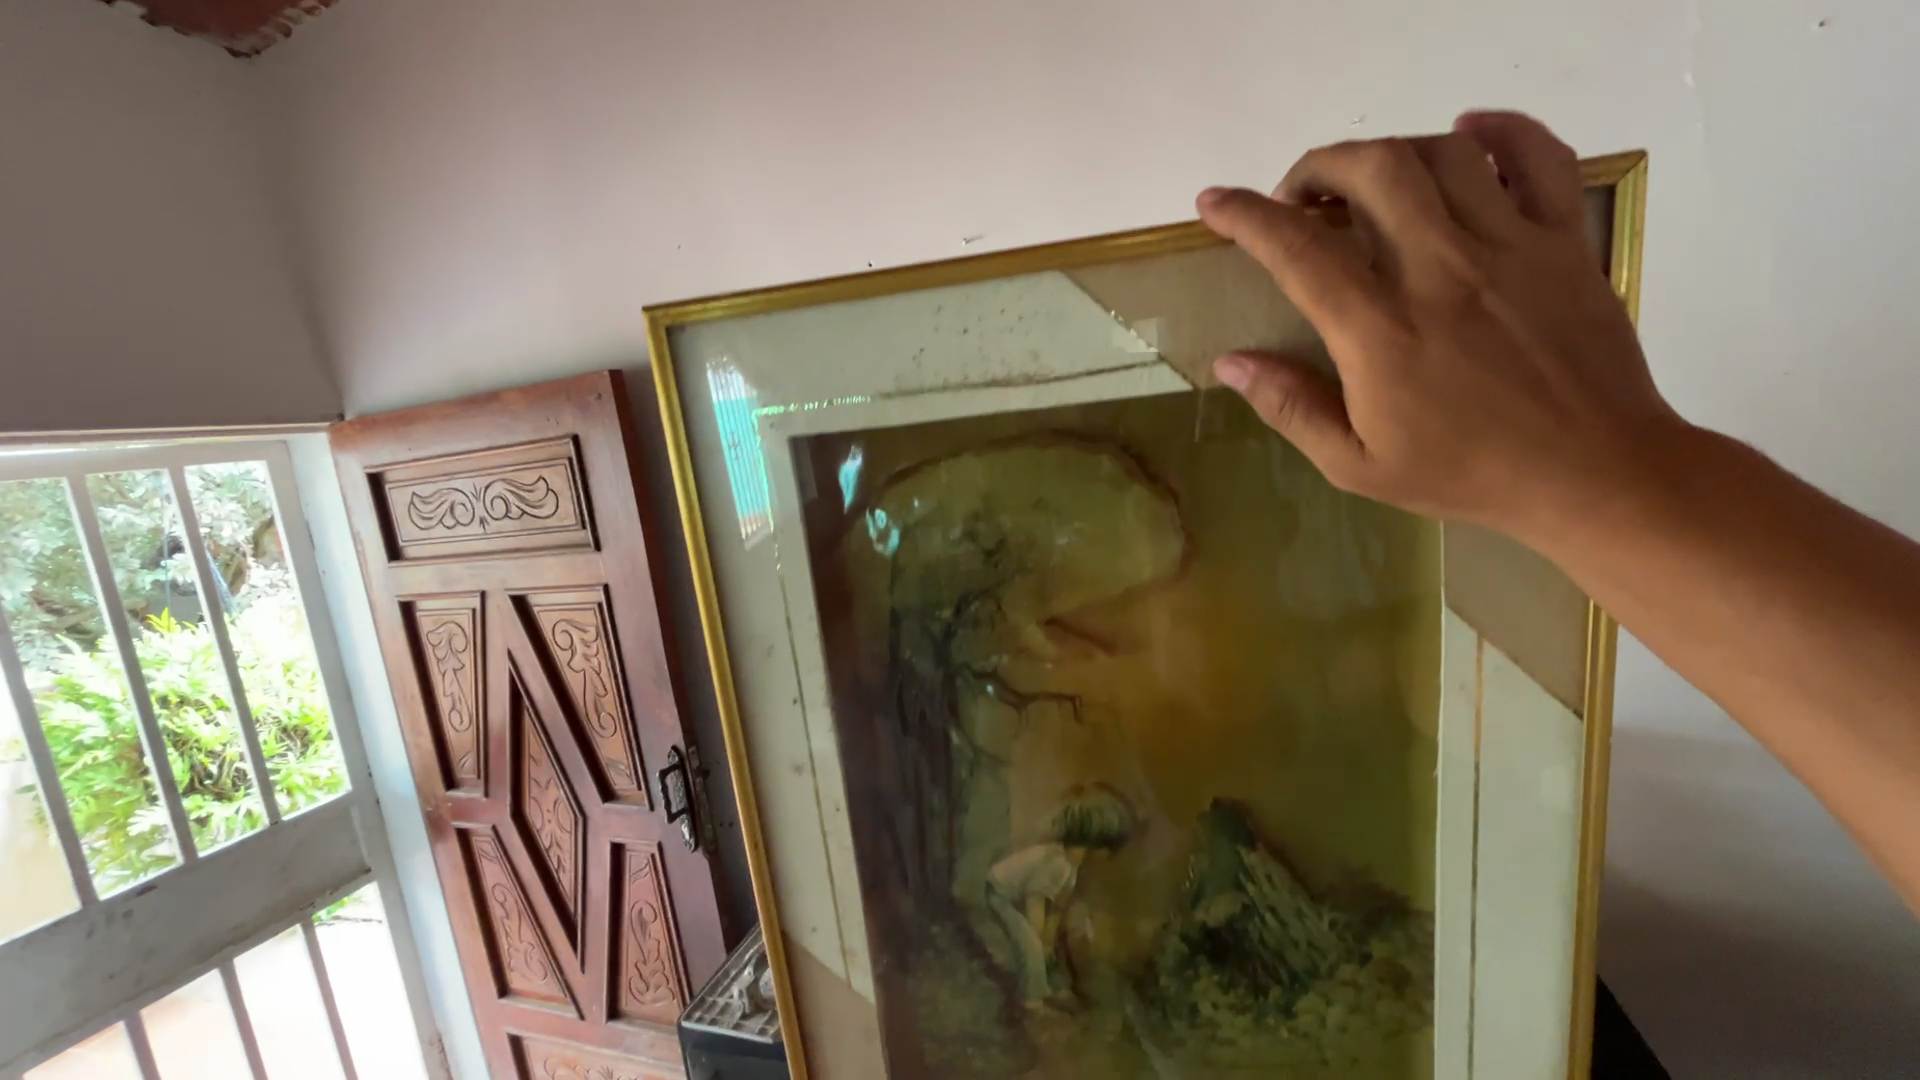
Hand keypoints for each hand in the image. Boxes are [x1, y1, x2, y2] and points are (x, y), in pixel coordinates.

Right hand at [1198, 111, 1684, 542]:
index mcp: (1381, 330)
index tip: (1214, 202)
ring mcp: (1510, 246)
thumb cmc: (1463, 472)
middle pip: (1371, 170)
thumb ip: (1290, 406)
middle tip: (1299, 199)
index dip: (1245, 215)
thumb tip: (1229, 363)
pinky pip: (1537, 155)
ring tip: (1366, 183)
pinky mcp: (1564, 240)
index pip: (1298, 249)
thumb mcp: (1355, 463)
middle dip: (1317, 168)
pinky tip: (1464, 135)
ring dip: (1386, 153)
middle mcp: (1441, 269)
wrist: (1592, 471)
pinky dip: (1496, 130)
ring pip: (1441, 153)